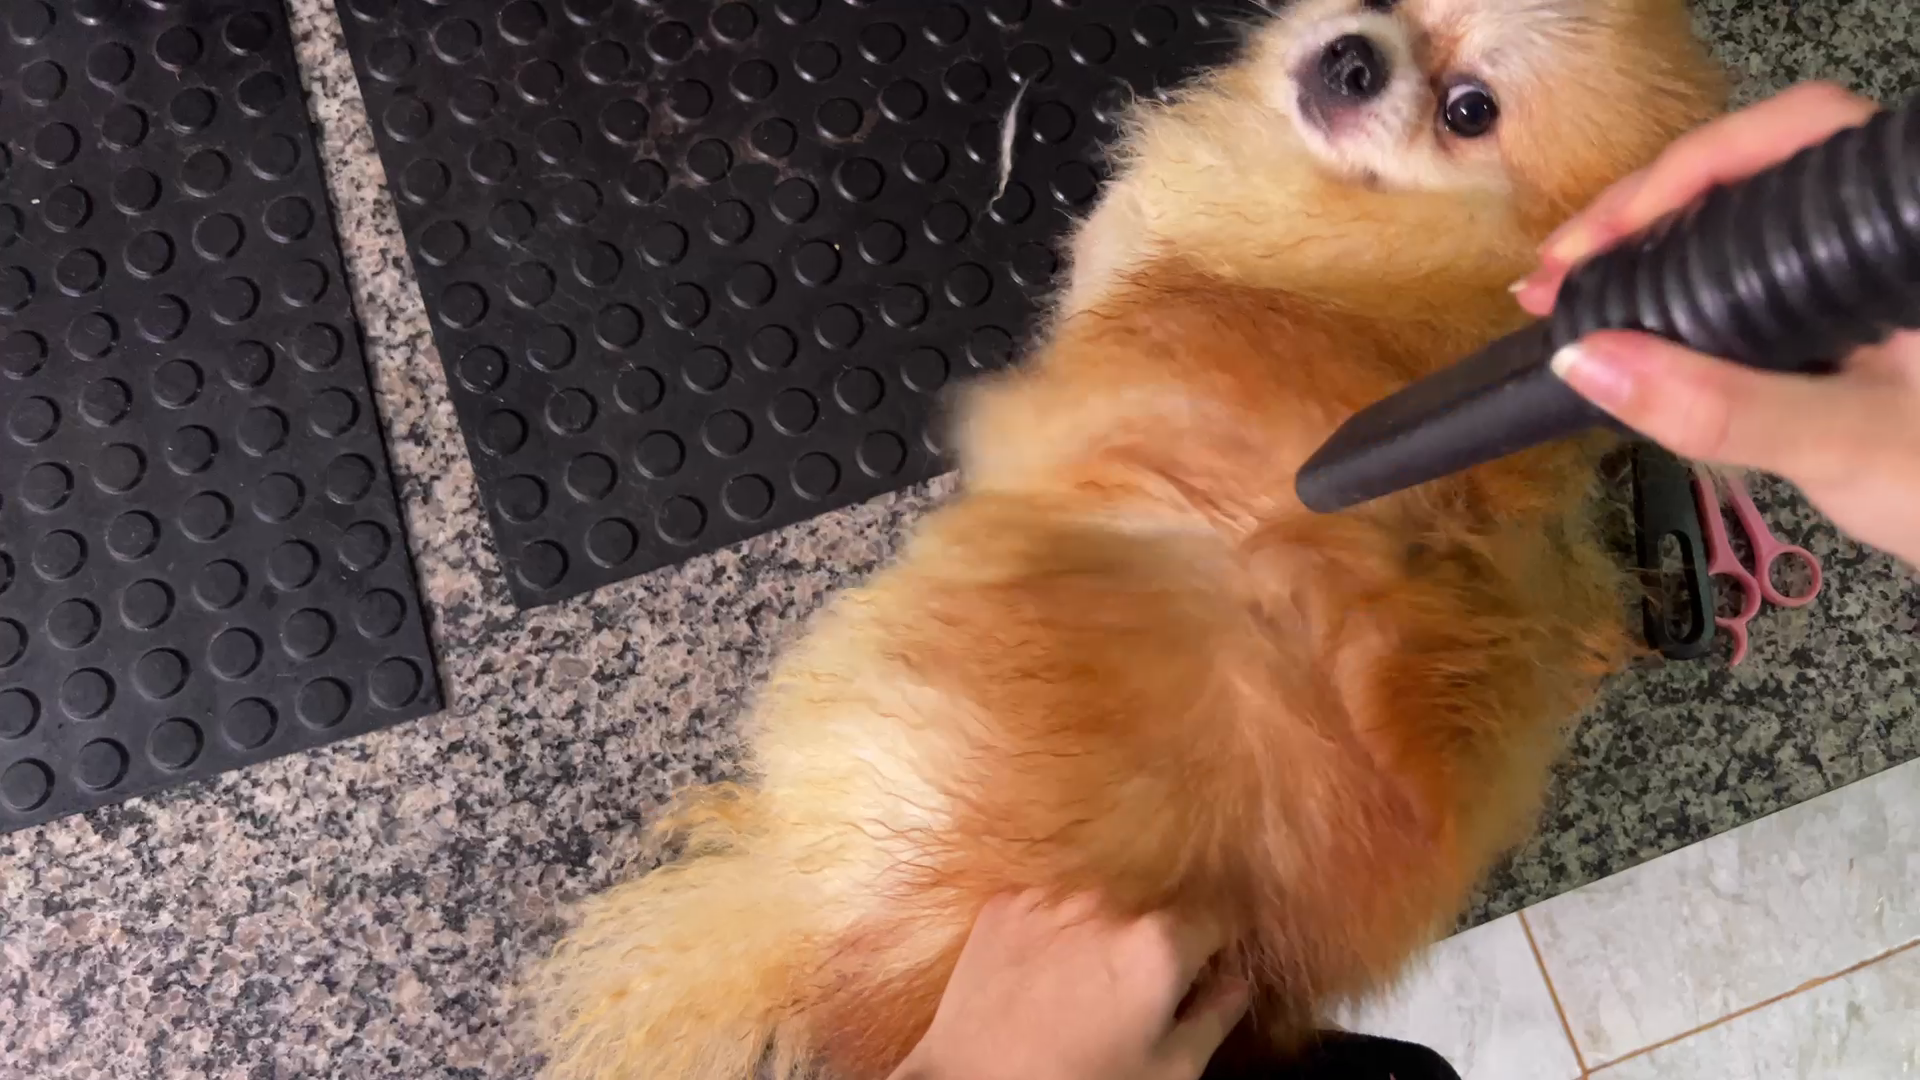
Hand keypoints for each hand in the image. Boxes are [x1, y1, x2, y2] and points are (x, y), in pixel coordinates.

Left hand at [890, 892, 1249, 1079]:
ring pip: (1098, 897)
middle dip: (1155, 933)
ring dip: (1102, 926)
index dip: (1221, 934)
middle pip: (1153, 902)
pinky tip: (1043, 969)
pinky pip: (1048, 901)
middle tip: (1136, 981)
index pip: (1217, 911)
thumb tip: (1240, 980)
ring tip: (1081, 980)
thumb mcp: (1166, 1072)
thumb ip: (1214, 1016)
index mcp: (1158, 941)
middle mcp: (1107, 900)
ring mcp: (1052, 893)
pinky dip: (1054, 926)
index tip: (1215, 952)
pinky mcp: (1008, 898)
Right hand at [1512, 82, 1919, 567]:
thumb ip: (1724, 407)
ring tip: (1553, 293)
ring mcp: (1841, 274)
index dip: (1684, 170)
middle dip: (1628, 215)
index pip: (1800, 136)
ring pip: (1722, 223)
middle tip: (1549, 275)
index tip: (1594, 244)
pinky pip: (1718, 273)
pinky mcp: (1811, 313)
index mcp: (1907, 230)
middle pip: (1745, 172)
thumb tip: (1579, 359)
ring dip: (1626, 251)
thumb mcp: (1841, 447)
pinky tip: (1599, 316)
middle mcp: (1877, 233)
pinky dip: (1644, 287)